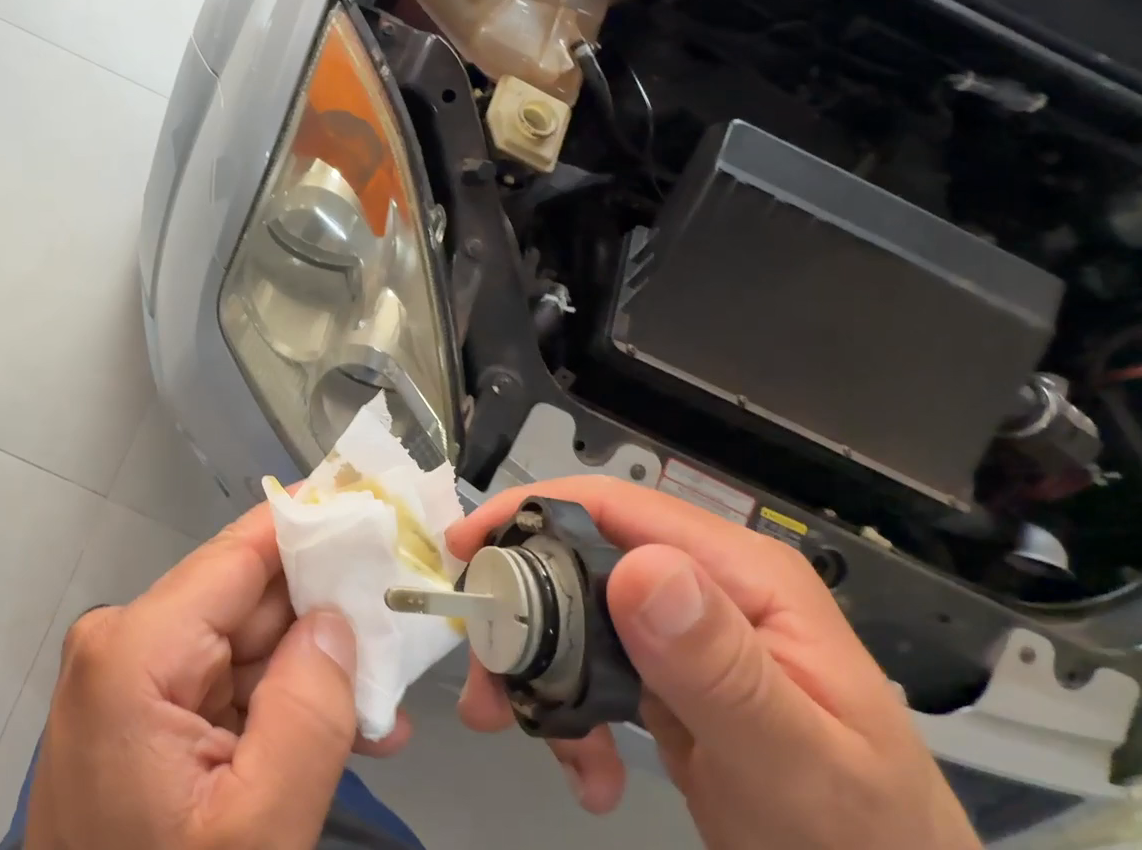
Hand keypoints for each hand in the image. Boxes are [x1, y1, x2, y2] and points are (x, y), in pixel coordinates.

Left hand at [25, 503, 410, 849]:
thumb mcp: (259, 825)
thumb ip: (309, 712)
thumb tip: (335, 621)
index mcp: (137, 651)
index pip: (238, 556)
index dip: (309, 529)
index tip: (372, 509)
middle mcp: (122, 645)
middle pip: (242, 602)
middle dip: (322, 616)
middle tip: (401, 624)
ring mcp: (125, 681)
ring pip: (239, 649)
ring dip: (308, 673)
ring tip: (383, 706)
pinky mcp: (137, 715)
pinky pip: (220, 689)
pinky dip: (275, 707)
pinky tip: (339, 732)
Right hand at [447, 477, 980, 849]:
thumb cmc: (860, 840)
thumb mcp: (792, 760)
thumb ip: (718, 665)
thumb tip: (639, 567)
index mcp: (742, 577)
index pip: (615, 508)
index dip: (530, 516)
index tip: (464, 555)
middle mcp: (707, 588)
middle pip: (579, 565)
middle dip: (522, 618)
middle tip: (486, 681)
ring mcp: (683, 635)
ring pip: (572, 620)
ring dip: (537, 674)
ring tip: (521, 733)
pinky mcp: (664, 679)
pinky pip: (587, 671)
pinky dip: (567, 715)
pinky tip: (584, 772)